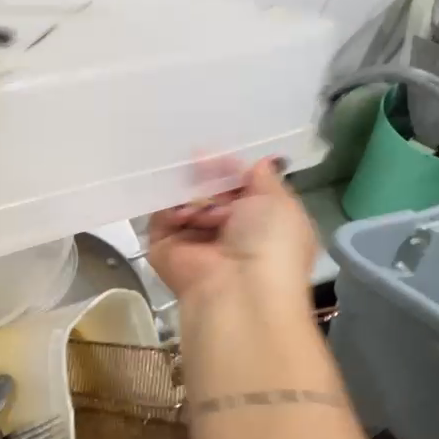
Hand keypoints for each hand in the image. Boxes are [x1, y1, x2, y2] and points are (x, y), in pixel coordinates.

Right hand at [146, 157, 317, 304]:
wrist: (236, 286)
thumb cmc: (268, 243)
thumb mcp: (279, 202)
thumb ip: (262, 178)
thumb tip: (252, 161)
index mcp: (259, 222)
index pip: (239, 187)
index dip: (229, 170)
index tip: (215, 152)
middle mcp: (226, 231)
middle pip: (208, 192)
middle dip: (205, 178)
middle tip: (198, 164)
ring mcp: (193, 239)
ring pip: (183, 201)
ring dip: (189, 196)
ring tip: (200, 206)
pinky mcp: (163, 246)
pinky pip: (159, 217)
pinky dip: (167, 210)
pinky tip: (183, 215)